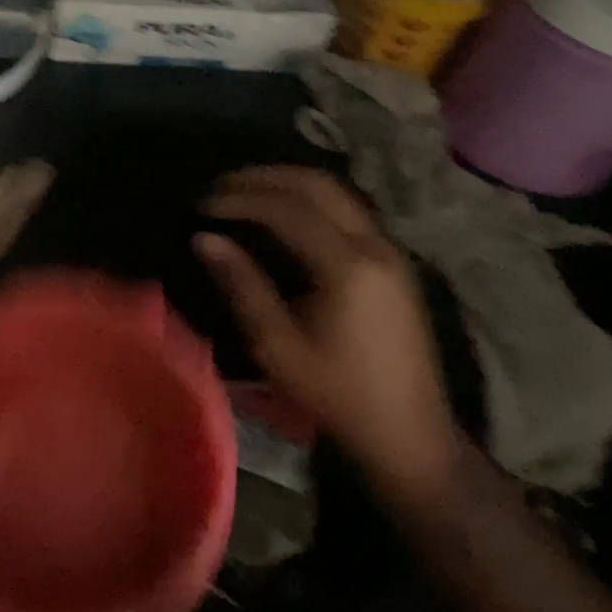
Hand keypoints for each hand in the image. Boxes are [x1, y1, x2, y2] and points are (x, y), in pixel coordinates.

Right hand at [195, 166, 461, 500]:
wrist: (409, 434)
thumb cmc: (337, 394)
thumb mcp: (277, 345)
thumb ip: (242, 284)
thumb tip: (203, 238)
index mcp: (348, 265)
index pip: (287, 208)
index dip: (240, 198)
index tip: (202, 204)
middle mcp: (376, 245)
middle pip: (317, 184)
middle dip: (264, 177)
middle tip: (220, 185)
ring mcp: (392, 250)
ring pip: (337, 191)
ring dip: (289, 182)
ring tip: (245, 190)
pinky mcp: (395, 262)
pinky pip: (349, 209)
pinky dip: (311, 198)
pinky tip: (284, 211)